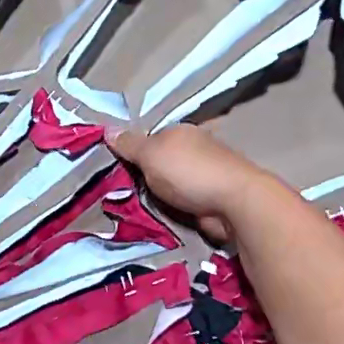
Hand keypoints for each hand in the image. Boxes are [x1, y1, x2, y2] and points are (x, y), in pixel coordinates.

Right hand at [109, 125, 284, 242]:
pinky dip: (171, 208)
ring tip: (132, 208)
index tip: (114, 169)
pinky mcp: (210, 199)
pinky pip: (180, 202)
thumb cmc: (189, 172)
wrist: (234, 204)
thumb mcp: (151, 153)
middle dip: (143, 176)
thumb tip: (108, 128)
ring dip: (156, 195)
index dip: (131, 152)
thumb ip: (129, 144)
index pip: (149, 138)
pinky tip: (157, 216)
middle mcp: (194, 149)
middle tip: (119, 191)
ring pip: (168, 184)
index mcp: (181, 132)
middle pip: (159, 162)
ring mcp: (203, 175)